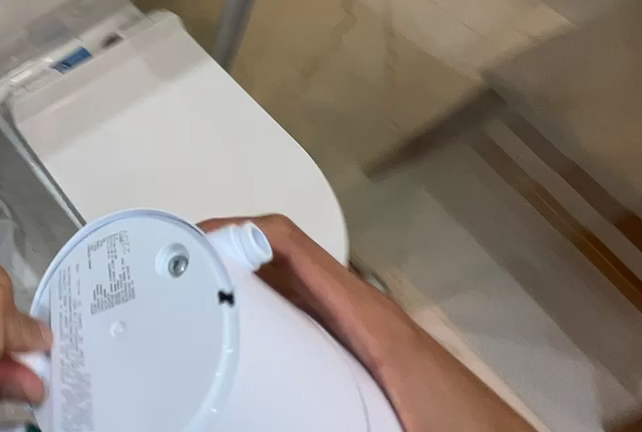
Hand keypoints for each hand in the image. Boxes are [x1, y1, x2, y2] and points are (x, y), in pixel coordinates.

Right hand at [201, 215, 530, 431]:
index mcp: (363, 311)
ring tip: (198, 297)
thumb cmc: (465, 428)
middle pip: (277, 254)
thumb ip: (316, 403)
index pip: (286, 239)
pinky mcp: (365, 348)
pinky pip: (303, 309)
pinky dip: (267, 305)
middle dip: (223, 253)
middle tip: (176, 274)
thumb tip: (260, 406)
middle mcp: (358, 306)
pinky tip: (248, 338)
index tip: (189, 246)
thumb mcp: (387, 418)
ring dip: (242, 277)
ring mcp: (361, 325)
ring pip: (288, 280)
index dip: (233, 230)